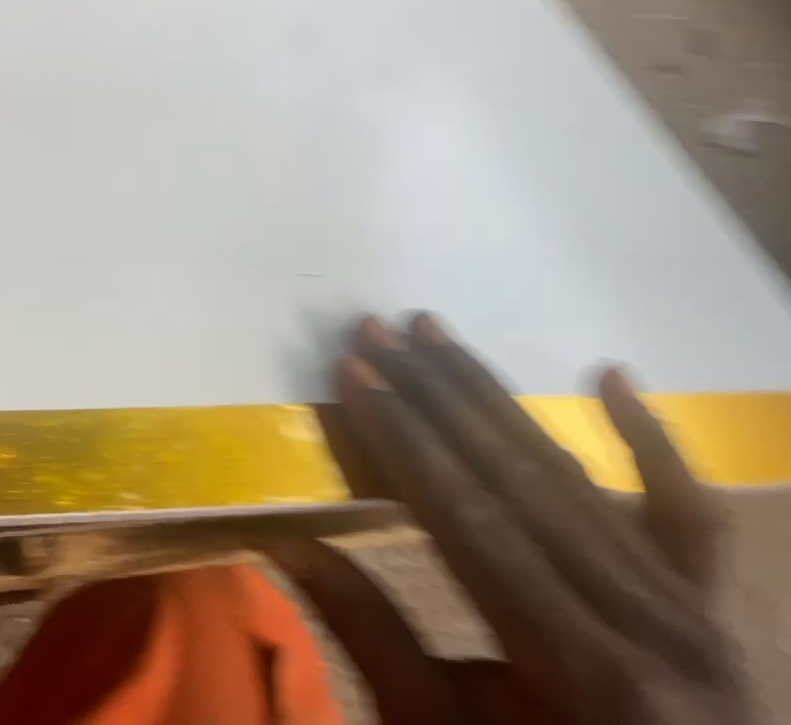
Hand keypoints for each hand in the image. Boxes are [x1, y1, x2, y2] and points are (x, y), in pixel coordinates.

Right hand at [270, 314, 753, 724]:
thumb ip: (371, 635)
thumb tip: (287, 542)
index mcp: (587, 670)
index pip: (470, 518)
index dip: (401, 438)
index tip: (353, 372)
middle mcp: (654, 629)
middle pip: (521, 481)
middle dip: (436, 396)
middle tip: (379, 331)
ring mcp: (698, 616)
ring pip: (582, 479)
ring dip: (497, 398)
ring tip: (437, 333)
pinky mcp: (715, 613)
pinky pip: (689, 517)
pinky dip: (654, 444)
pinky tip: (613, 376)